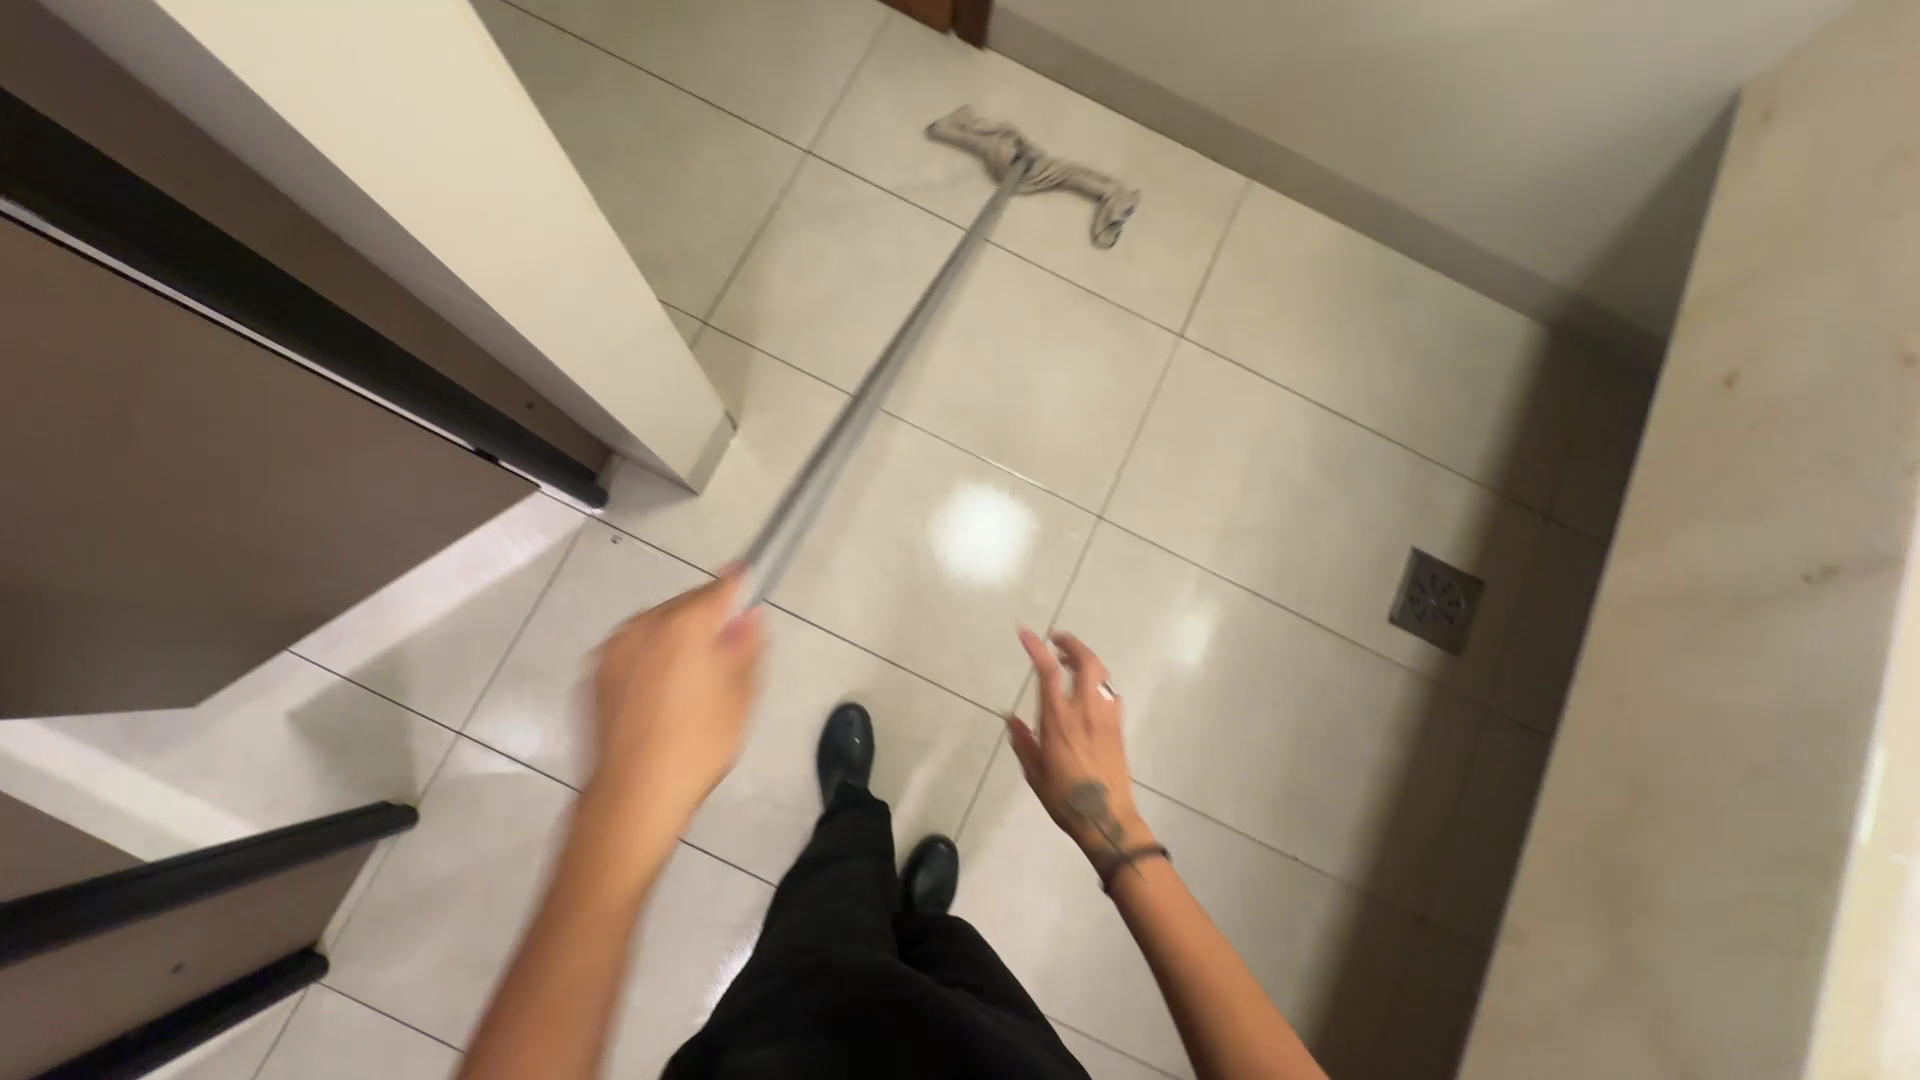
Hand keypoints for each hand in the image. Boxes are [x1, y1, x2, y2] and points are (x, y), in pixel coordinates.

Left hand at [586, 570, 764, 830]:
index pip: (718, 589)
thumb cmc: (698, 744)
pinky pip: (633, 650)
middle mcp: (643, 625)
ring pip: (655, 627)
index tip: (748, 577)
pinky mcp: (594, 674)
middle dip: (705, 618)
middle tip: (724, 649)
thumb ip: (747, 646)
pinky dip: (650, 657)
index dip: (737, 583)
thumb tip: (750, 615)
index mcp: (684, 625)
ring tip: (691, 676)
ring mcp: (613, 649)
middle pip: (684, 606)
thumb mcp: (741, 696)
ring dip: (675, 637)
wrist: (633, 794)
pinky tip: (661, 693)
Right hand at [1007, 628, 1152, 866]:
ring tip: (1071, 662)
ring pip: (1102, 674)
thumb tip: (1011, 717)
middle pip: (1086, 661)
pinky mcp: (1119, 727)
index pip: (1048, 670)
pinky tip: (1091, 693)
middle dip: (1072, 644)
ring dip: (1086, 661)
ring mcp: (1107, 717)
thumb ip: (1023, 740)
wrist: (1107, 819)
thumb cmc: (1064, 797)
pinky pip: (1111, 694)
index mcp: (1059, 719)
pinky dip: (1099, 684)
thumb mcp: (1034, 771)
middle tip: (1057, 640)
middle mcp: (1085, 710)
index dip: (1036, 647)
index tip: (1025, 632)